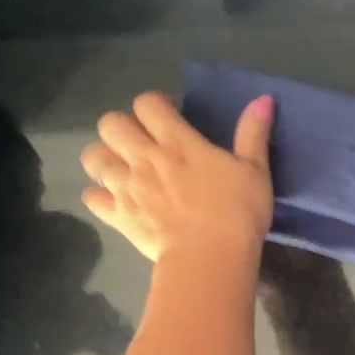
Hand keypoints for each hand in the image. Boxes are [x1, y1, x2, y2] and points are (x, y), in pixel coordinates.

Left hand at [81, 92, 273, 263]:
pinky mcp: (116, 214)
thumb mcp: (256, 170)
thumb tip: (263, 98)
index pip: (148, 104)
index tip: (171, 115)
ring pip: (93, 156)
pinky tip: (118, 200)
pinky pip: (91, 196)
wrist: (210, 256)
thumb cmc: (239, 211)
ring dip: (107, 158)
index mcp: (178, 143)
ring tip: (127, 169)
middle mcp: (144, 158)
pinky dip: (100, 195)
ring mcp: (125, 186)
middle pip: (110, 123)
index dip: (156, 104)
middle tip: (145, 141)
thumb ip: (254, 133)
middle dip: (124, 127)